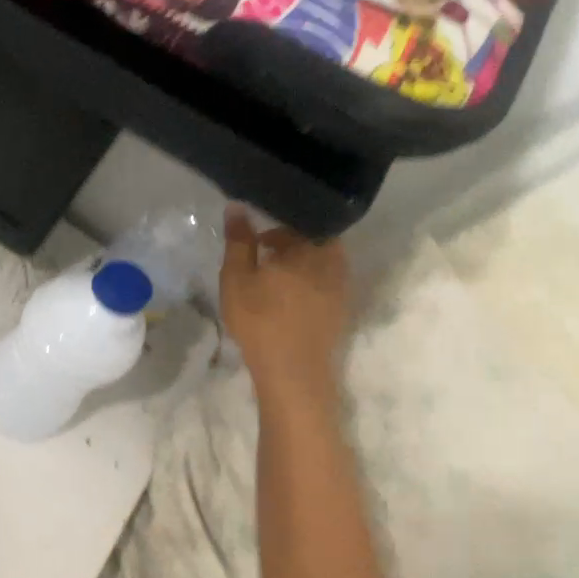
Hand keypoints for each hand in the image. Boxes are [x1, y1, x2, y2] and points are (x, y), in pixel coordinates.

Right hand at [220, 207, 350, 396]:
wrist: (293, 370)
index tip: (253, 235)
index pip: (298, 219)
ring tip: (270, 273)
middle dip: (288, 240)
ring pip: (321, 258)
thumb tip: (237, 207)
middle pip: (313, 237)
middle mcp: (333, 261)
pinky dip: (307, 277)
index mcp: (309, 248)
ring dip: (298, 259)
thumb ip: (238, 241)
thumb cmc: (259, 319)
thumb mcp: (236, 277)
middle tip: (259, 252)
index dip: (274, 222)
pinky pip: (326, 278)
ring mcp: (342, 285)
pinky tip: (285, 292)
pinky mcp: (341, 305)